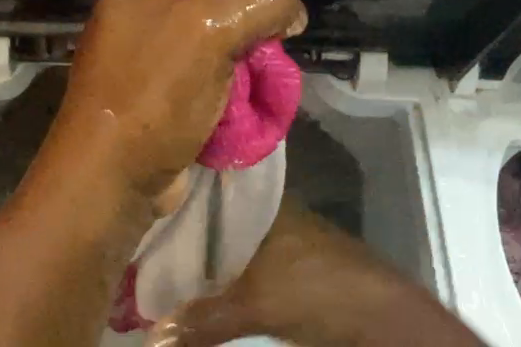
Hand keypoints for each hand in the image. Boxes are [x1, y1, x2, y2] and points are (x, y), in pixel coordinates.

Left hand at [35, 0, 304, 209]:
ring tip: (273, 53)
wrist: (110, 182)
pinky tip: (257, 81)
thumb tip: (292, 10)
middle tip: (279, 16)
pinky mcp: (164, 78)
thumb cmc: (150, 92)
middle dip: (250, 0)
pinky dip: (236, 70)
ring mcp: (152, 39)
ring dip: (248, 41)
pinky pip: (213, 59)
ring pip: (219, 22)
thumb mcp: (212, 26)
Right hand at [147, 202, 483, 346]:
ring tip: (160, 268)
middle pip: (217, 219)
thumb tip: (151, 337)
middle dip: (184, 234)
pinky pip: (244, 266)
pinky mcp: (292, 269)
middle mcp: (271, 213)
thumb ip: (203, 319)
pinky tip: (200, 290)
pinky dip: (222, 278)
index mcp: (262, 201)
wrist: (379, 317)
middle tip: (141, 244)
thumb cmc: (315, 288)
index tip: (141, 207)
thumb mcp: (253, 305)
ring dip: (203, 260)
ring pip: (231, 244)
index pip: (209, 189)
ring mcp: (284, 240)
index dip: (176, 199)